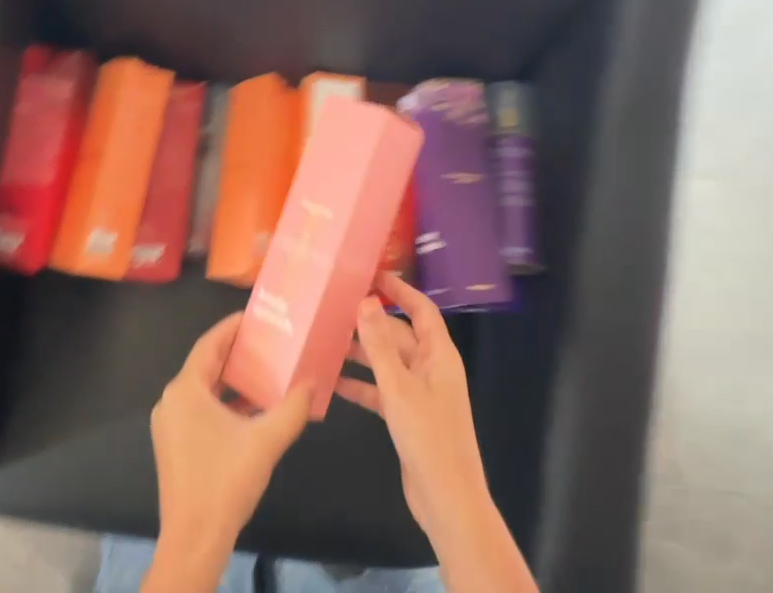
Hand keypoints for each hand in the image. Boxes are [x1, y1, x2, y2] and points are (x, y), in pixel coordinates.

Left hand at [144, 313, 311, 591]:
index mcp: (186, 389)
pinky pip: (200, 409)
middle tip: (268, 340)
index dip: (231, 327)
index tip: (255, 316)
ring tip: (265, 369)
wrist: (195, 537)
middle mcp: (172, 400)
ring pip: (203, 389)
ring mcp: (170, 424)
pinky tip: (252, 408)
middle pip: (205, 365)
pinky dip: (224, 402)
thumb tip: (313, 381)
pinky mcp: (174, 444)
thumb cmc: (226, 480)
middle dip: (236, 352)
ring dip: (232, 380)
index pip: (209, 344)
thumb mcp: (266, 440)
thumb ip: (292, 407)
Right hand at [338, 274, 535, 591]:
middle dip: (371, 322)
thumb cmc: (428, 436)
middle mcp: (431, 368)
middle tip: (335, 307)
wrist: (446, 497)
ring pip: (388, 362)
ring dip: (362, 353)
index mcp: (439, 355)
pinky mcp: (408, 416)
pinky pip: (381, 390)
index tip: (372, 274)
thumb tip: (366, 300)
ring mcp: (420, 393)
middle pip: (400, 334)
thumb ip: (380, 345)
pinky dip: (361, 385)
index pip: (421, 310)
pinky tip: (333, 381)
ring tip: (326, 339)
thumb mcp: (399, 387)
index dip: (400, 291)